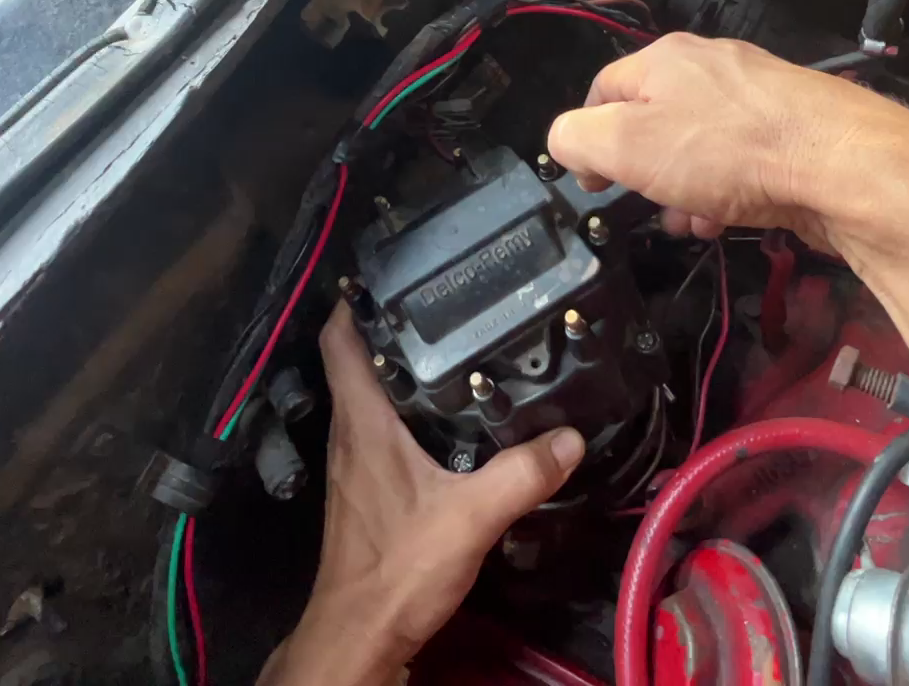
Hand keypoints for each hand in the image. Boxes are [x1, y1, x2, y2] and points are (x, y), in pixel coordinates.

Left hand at [260, 302, 585, 685]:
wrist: (360, 634)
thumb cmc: (399, 566)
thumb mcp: (469, 517)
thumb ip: (520, 475)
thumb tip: (570, 437)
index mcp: (362, 421)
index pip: (338, 341)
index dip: (355, 302)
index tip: (388, 275)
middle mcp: (351, 430)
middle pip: (353, 359)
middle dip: (387, 325)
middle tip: (436, 300)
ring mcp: (354, 457)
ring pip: (366, 391)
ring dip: (394, 364)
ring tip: (445, 342)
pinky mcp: (365, 481)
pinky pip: (378, 422)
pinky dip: (402, 403)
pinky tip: (443, 411)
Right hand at [545, 33, 908, 251]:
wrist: (847, 168)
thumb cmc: (726, 152)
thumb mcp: (625, 145)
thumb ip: (576, 139)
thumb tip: (565, 143)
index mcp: (663, 59)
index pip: (600, 91)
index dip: (586, 139)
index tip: (590, 184)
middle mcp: (710, 66)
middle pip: (651, 120)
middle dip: (639, 170)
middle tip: (642, 203)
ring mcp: (757, 94)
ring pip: (696, 144)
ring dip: (679, 185)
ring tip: (688, 220)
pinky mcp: (793, 126)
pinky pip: (738, 157)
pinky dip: (722, 189)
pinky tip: (727, 218)